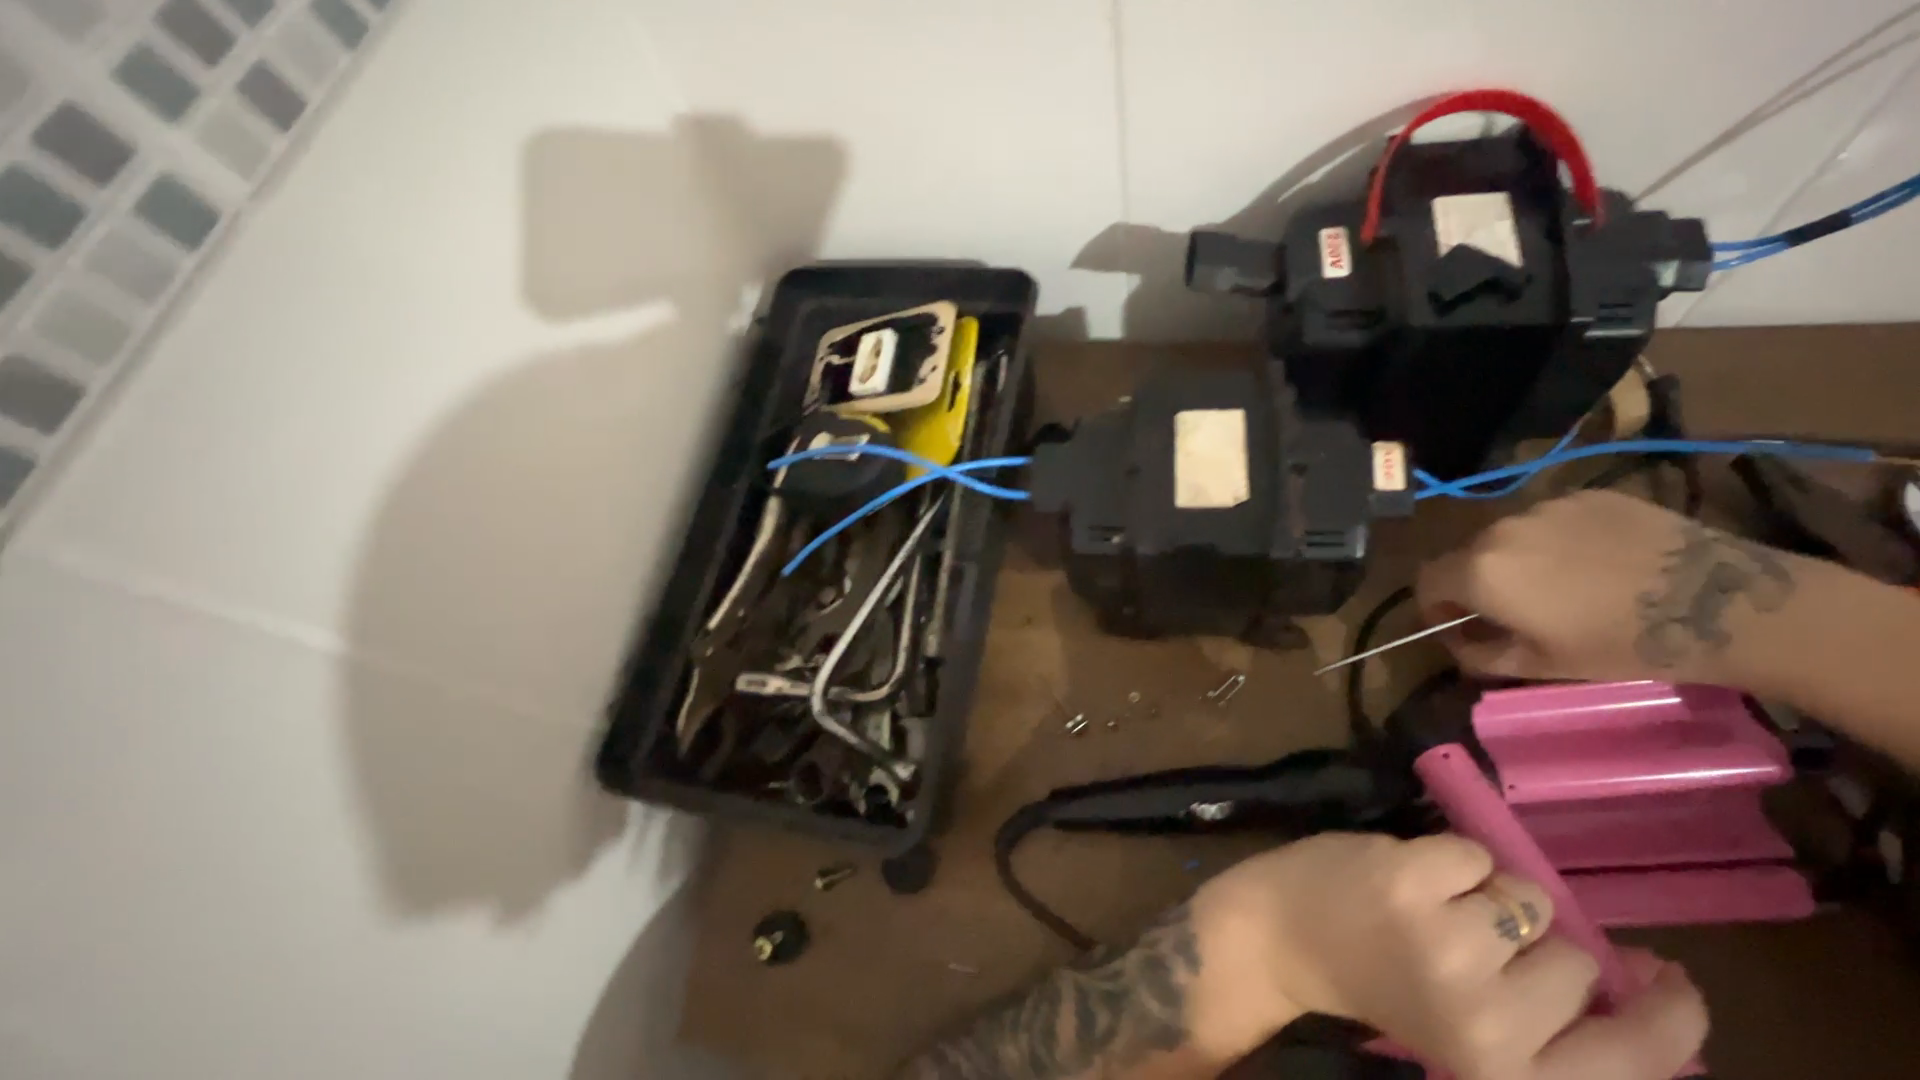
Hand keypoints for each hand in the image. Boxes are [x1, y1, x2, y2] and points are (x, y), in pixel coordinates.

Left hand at [1199, 833, 1707, 1079]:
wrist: (1277, 939)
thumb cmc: (1378, 984)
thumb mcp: (1471, 1028)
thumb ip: (1547, 1014)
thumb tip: (1643, 974)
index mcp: (1504, 1072)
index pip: (1632, 1061)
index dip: (1668, 1021)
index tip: (1675, 983)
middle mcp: (1486, 1021)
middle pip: (1575, 958)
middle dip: (1530, 941)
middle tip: (1464, 947)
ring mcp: (1446, 945)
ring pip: (1527, 898)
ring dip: (1486, 897)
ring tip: (1427, 914)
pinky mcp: (1410, 884)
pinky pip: (1476, 855)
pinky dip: (1446, 859)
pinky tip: (1404, 882)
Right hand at [1417, 490, 1806, 684]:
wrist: (1721, 602)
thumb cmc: (1621, 643)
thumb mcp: (1540, 665)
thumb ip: (1480, 654)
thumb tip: (1458, 641)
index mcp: (1480, 571)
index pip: (1426, 580)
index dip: (1434, 607)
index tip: (1459, 626)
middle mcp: (1501, 529)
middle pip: (1466, 555)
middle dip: (1478, 583)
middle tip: (1517, 611)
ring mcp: (1546, 506)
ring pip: (1509, 535)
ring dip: (1518, 559)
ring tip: (1563, 585)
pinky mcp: (1588, 495)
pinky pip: (1552, 519)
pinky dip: (1558, 541)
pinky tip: (1599, 563)